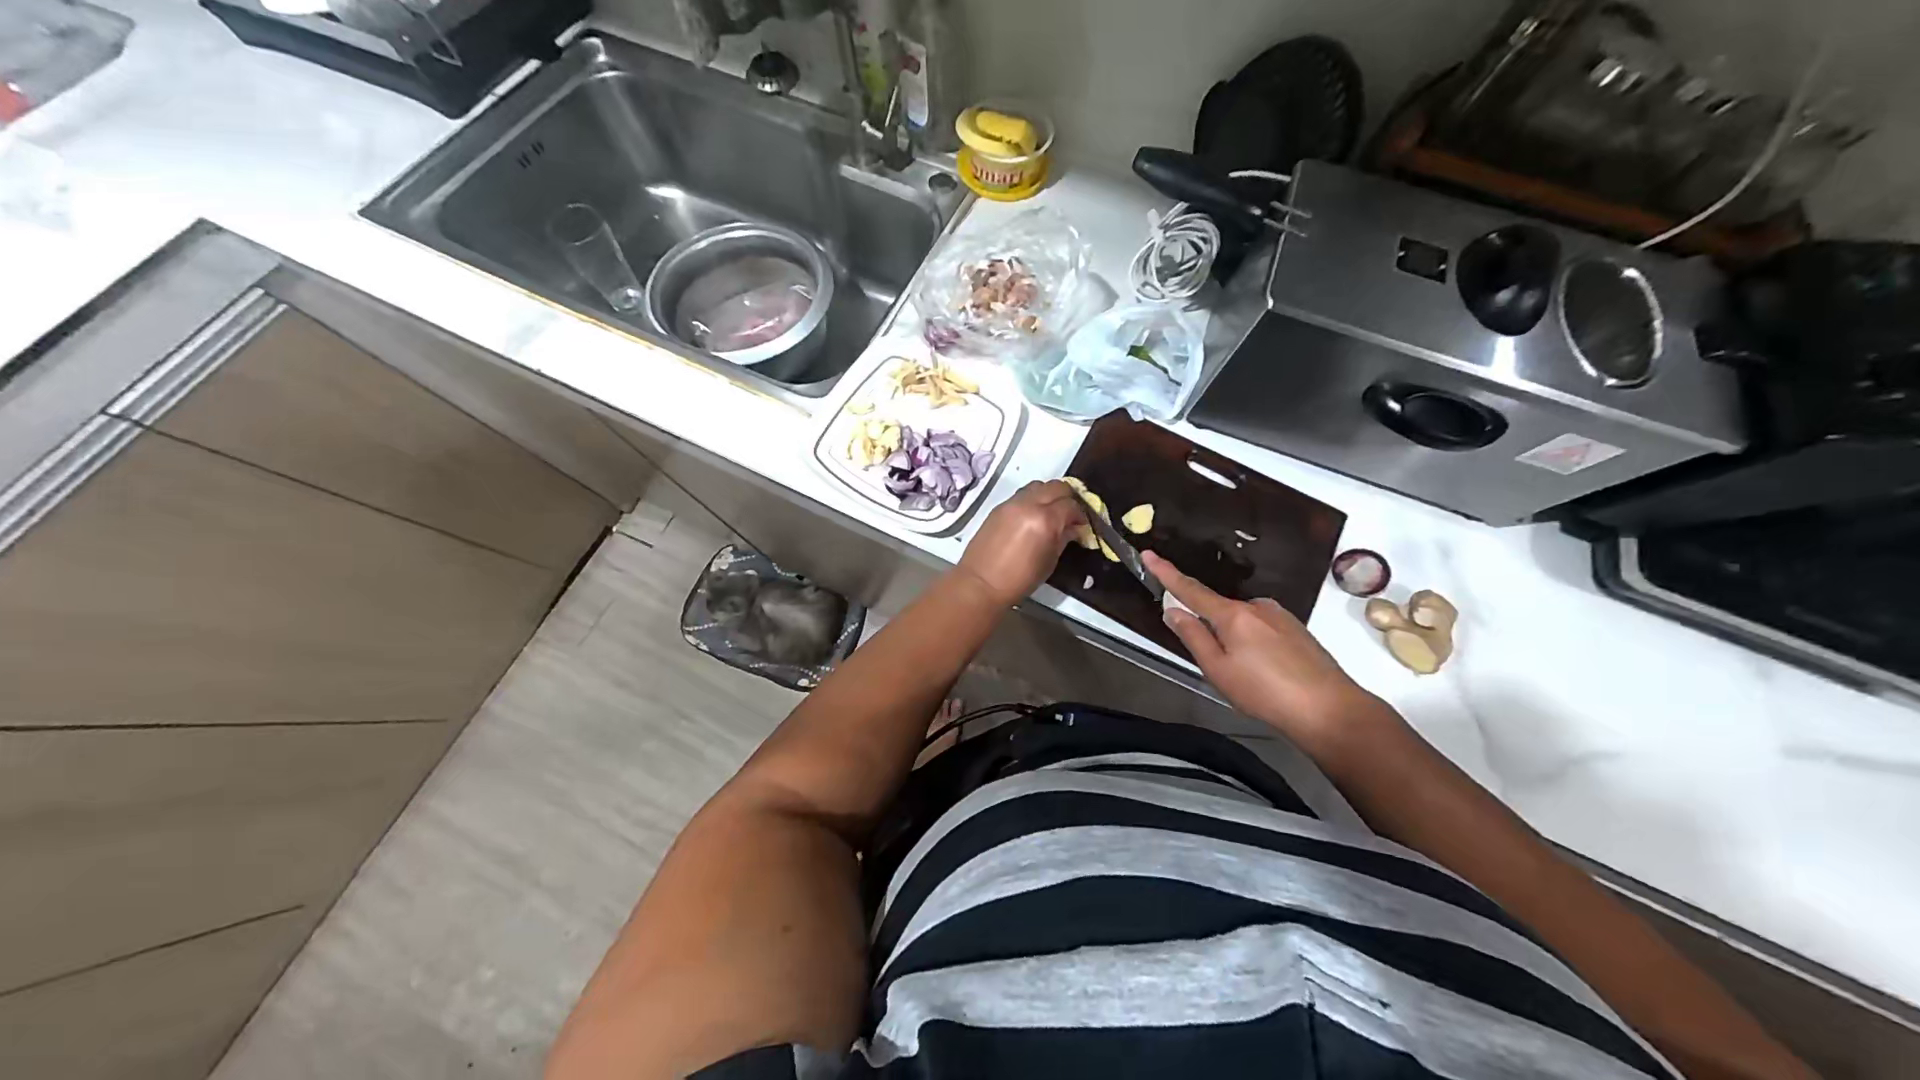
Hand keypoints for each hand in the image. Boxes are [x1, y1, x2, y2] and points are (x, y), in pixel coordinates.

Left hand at [956, 480, 1085, 606]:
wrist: (981, 582)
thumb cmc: (1020, 579)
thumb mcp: (1050, 561)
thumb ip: (1064, 538)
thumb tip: (1074, 528)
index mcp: (1045, 519)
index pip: (1071, 505)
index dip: (1081, 515)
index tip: (1083, 525)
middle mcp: (1028, 504)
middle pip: (1057, 486)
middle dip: (1068, 498)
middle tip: (1071, 515)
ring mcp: (1012, 503)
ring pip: (1038, 486)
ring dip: (1049, 495)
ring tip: (1052, 513)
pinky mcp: (999, 507)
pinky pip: (1022, 494)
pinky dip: (1033, 499)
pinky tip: (1034, 516)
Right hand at [1144, 550, 1400, 754]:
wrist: (1330, 710)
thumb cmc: (1266, 693)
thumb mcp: (1218, 670)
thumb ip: (1193, 637)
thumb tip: (1173, 611)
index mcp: (1233, 615)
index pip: (1191, 590)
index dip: (1167, 573)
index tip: (1149, 554)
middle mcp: (1257, 607)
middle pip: (1218, 610)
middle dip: (1209, 630)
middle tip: (1218, 668)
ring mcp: (1281, 616)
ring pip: (1242, 622)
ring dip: (1234, 641)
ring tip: (1247, 679)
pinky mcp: (1297, 630)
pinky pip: (1262, 629)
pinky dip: (1254, 645)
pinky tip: (1266, 673)